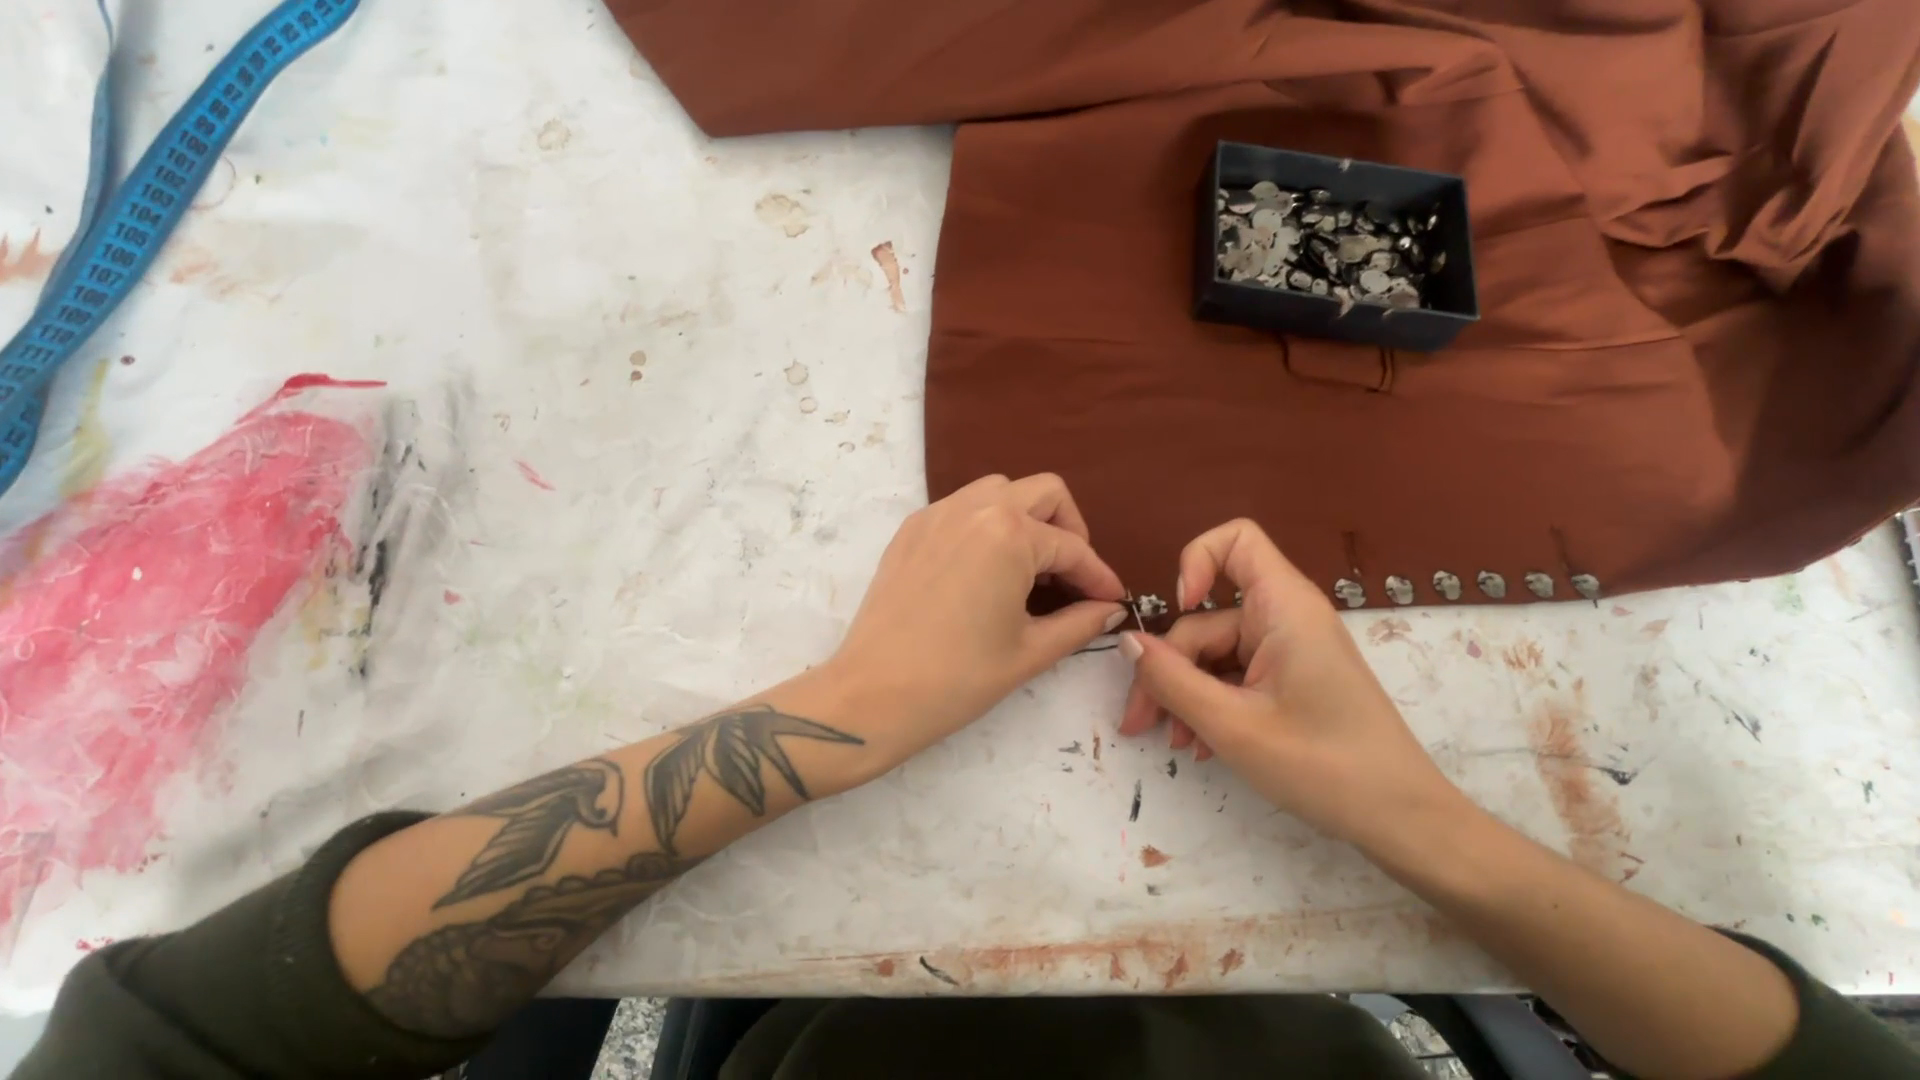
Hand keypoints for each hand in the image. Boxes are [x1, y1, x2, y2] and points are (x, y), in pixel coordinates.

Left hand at [827, 473, 1127, 771]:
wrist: (874, 694)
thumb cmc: (958, 678)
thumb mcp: (1030, 652)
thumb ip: (1080, 623)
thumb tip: (1111, 610)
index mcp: (1009, 533)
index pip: (1072, 547)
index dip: (1099, 577)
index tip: (1113, 600)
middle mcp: (974, 508)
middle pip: (1043, 493)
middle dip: (1069, 530)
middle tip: (1071, 577)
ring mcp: (936, 514)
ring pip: (999, 491)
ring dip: (1026, 519)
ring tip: (1029, 570)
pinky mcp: (911, 530)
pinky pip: (962, 507)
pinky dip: (986, 525)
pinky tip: (987, 570)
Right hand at [1116, 519, 1465, 848]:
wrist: (1401, 820)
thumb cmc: (1324, 766)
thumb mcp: (1232, 726)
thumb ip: (1171, 680)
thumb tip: (1126, 641)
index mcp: (1284, 607)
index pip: (1235, 540)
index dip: (1195, 561)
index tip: (1177, 612)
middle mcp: (1286, 618)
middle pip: (1208, 618)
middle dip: (1168, 666)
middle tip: (1140, 723)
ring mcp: (1289, 651)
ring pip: (1215, 653)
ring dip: (1186, 694)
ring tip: (1174, 744)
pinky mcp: (1291, 680)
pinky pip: (1235, 676)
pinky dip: (1211, 704)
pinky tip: (1200, 746)